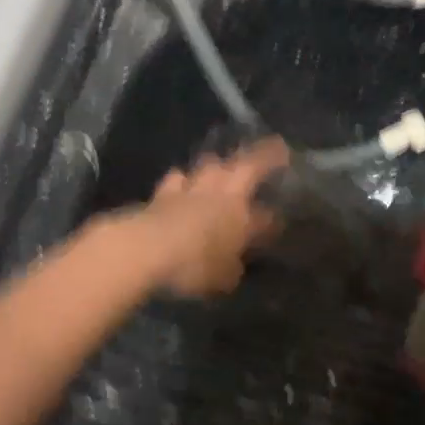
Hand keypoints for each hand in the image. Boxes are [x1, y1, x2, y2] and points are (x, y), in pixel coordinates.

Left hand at [130, 137, 289, 297]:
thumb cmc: (194, 265)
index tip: (279, 219)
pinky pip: (178, 179)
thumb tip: (236, 262)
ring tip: (223, 164)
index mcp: (242, 216)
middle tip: (274, 147)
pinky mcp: (163, 192)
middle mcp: (221, 194)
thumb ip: (232, 266)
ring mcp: (191, 188)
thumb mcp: (221, 277)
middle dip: (263, 155)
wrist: (146, 247)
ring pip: (211, 164)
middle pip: (247, 166)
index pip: (267, 215)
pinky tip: (181, 181)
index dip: (274, 218)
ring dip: (219, 163)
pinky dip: (182, 180)